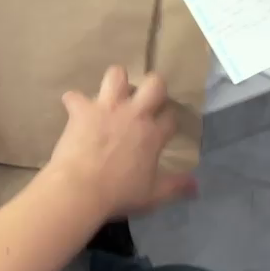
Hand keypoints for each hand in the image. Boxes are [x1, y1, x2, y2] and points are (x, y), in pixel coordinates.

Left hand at [46, 66, 197, 217]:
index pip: (171, 117)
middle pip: (154, 84)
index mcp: (153, 134)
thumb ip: (175, 187)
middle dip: (154, 86)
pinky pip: (74, 96)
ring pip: (116, 74)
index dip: (169, 119)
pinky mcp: (81, 110)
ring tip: (112, 95)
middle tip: (145, 100)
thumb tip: (196, 185)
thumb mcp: (153, 196)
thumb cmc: (119, 194)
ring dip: (115, 82)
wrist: (81, 189)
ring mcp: (107, 108)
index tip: (164, 126)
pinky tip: (75, 109)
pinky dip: (74, 102)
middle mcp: (133, 114)